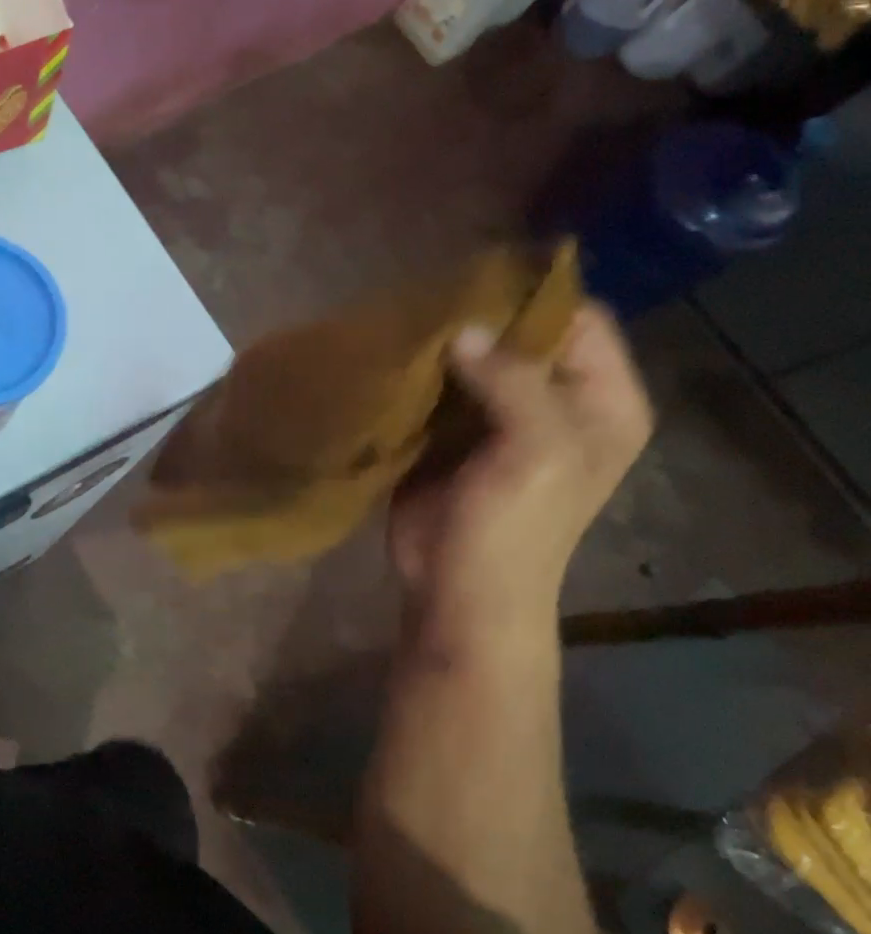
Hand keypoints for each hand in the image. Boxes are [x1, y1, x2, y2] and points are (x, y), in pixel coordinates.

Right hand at [389, 303, 652, 619]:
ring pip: (471, 366)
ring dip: (440, 352)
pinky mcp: (446, 442)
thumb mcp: (536, 450)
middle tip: (428, 305)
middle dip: (478, 324)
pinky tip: (388, 364)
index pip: (578, 324)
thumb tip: (464, 329)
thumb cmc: (515, 528)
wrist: (459, 592)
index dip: (534, 303)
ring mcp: (496, 424)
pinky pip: (435, 396)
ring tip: (402, 328)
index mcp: (601, 403)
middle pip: (520, 341)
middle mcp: (554, 405)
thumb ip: (512, 382)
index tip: (477, 286)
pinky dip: (414, 381)